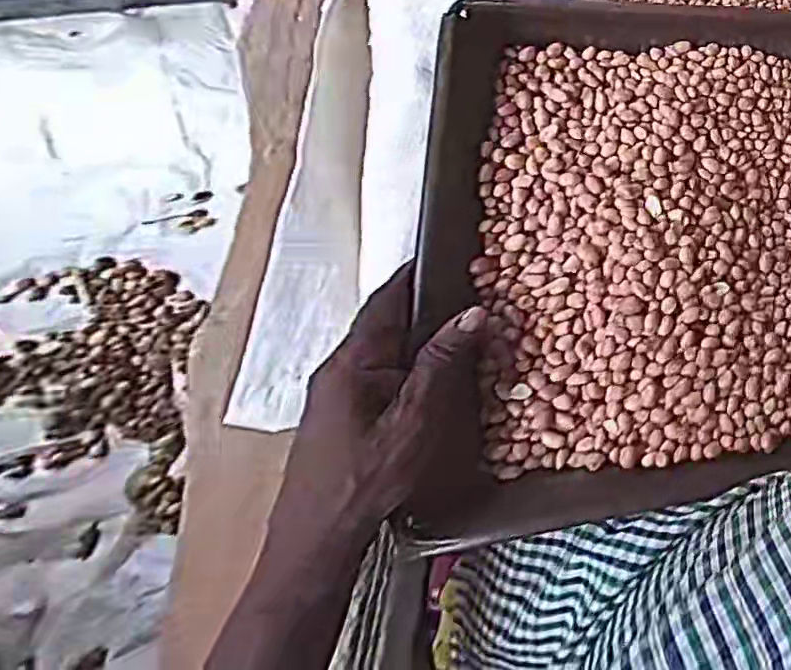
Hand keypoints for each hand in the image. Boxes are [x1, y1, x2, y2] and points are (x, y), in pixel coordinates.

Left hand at [271, 261, 484, 542]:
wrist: (316, 540)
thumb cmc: (364, 479)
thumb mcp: (413, 418)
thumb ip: (441, 361)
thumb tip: (474, 312)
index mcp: (351, 362)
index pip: (386, 300)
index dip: (415, 273)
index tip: (446, 251)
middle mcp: (340, 368)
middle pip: (386, 318)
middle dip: (426, 299)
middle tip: (469, 284)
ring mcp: (339, 389)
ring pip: (386, 343)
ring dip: (421, 329)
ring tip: (462, 318)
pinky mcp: (345, 408)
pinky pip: (384, 365)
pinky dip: (413, 354)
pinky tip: (438, 364)